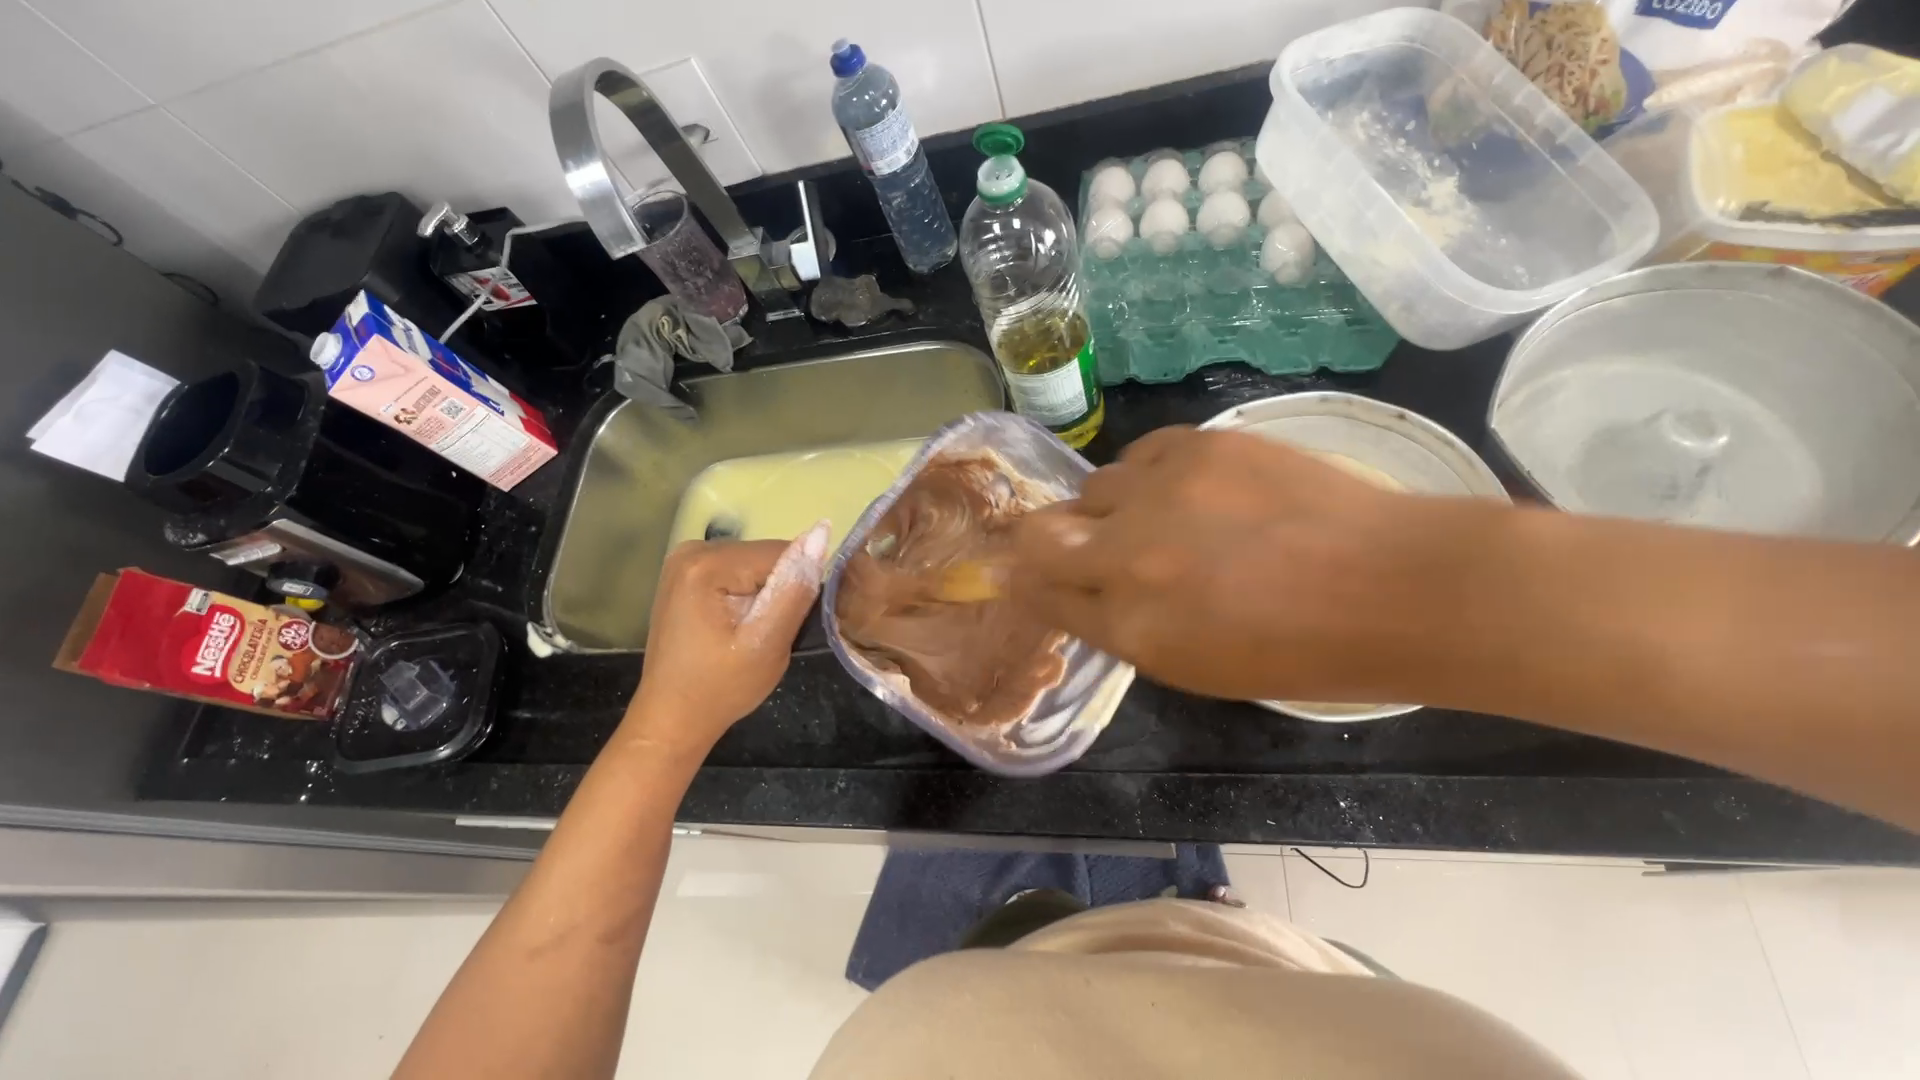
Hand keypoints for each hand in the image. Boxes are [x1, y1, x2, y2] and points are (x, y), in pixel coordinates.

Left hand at [623, 523, 829, 755]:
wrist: (673, 717)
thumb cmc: (721, 687)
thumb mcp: (768, 642)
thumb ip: (795, 587)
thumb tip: (821, 532)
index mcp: (707, 563)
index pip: (782, 552)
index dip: (795, 588)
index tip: (783, 626)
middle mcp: (691, 551)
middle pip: (764, 556)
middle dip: (777, 590)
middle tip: (765, 635)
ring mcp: (683, 561)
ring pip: (753, 564)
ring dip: (763, 594)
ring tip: (748, 634)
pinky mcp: (683, 575)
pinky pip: (735, 572)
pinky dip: (745, 596)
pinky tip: (733, 626)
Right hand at [1008, 427, 1498, 704]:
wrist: (1389, 586)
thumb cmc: (1299, 650)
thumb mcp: (1195, 666)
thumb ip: (1126, 627)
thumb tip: (1085, 592)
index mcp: (1131, 628)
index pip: (1041, 594)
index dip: (1029, 584)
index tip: (1034, 576)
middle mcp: (1129, 558)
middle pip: (1039, 535)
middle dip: (1046, 543)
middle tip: (1082, 544)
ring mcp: (1160, 495)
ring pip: (1093, 488)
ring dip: (1112, 508)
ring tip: (1162, 518)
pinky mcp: (1198, 446)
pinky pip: (1140, 454)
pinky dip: (1152, 476)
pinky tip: (1189, 490)